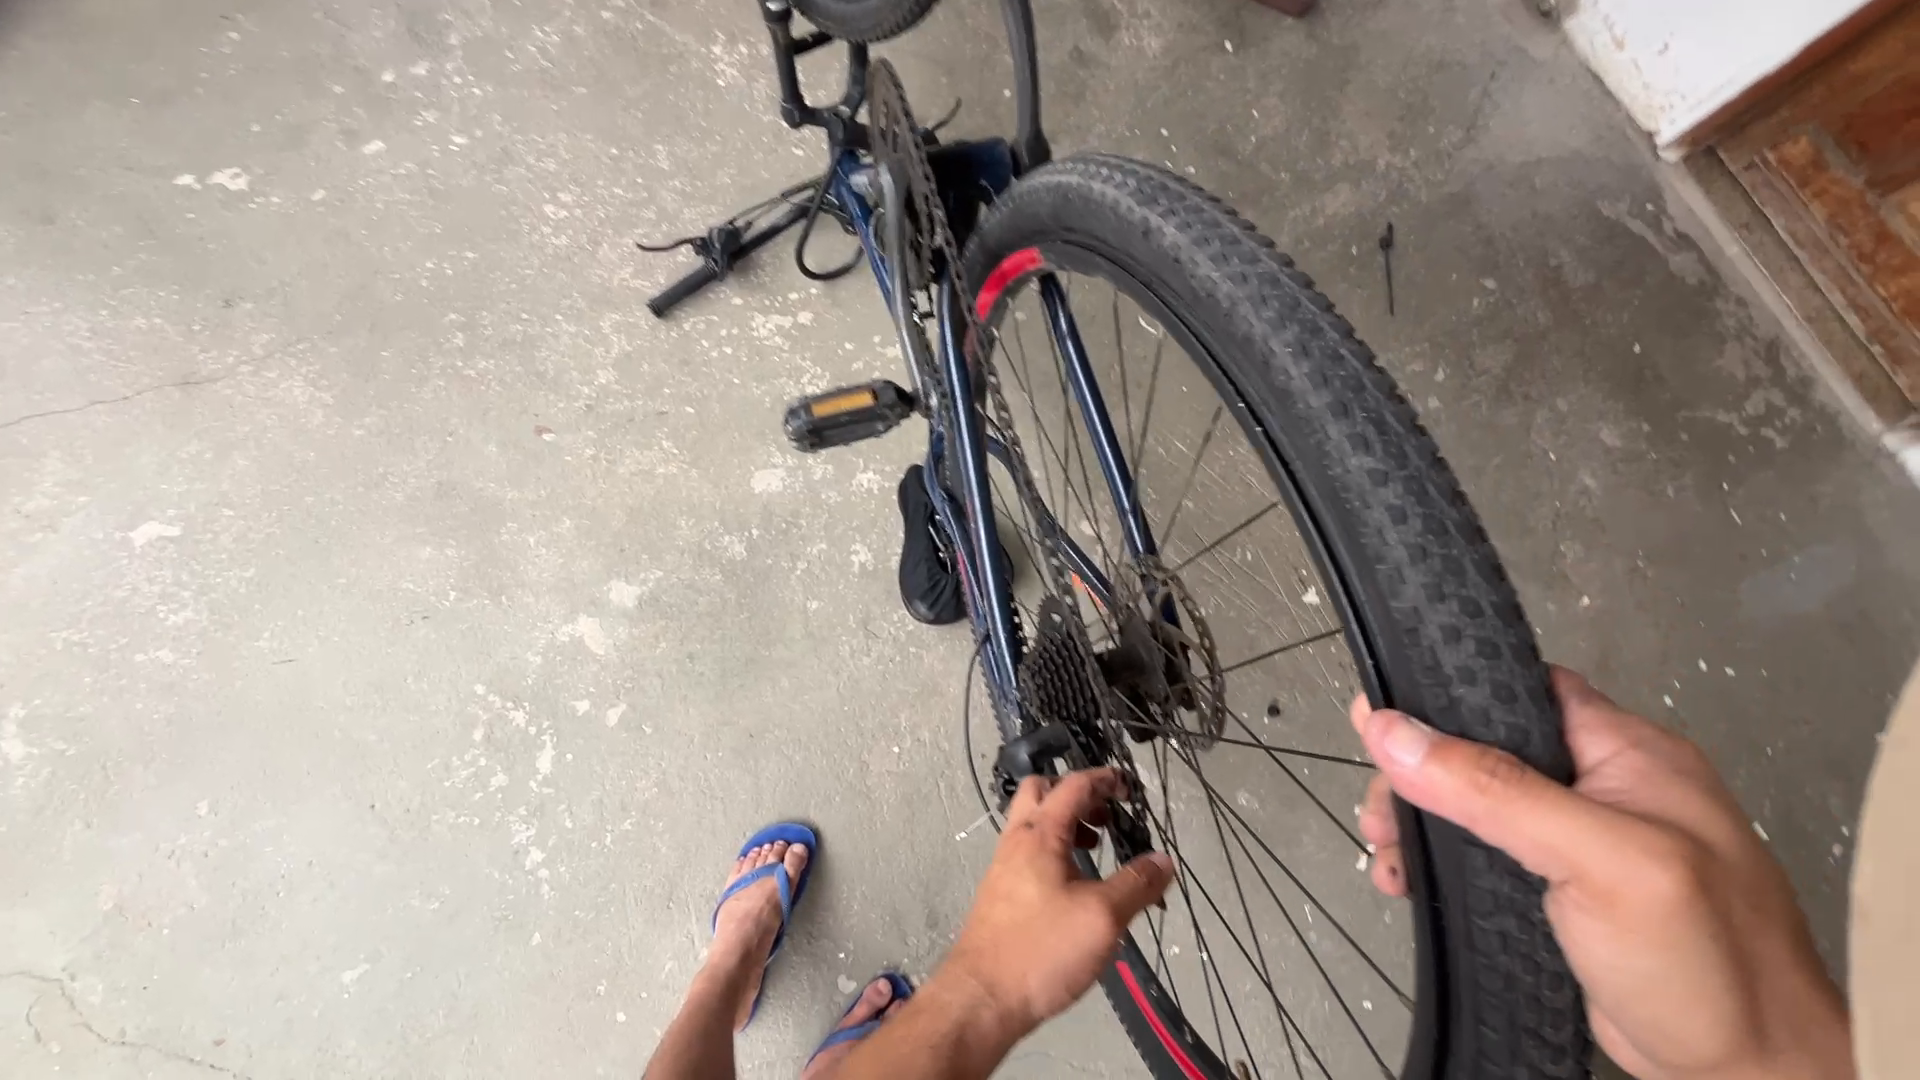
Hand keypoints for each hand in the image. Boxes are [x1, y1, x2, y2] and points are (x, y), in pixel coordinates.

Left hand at [939, 767, 1174, 1038]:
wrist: (982, 997)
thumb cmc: (1042, 949)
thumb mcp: (1103, 918)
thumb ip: (1136, 886)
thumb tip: (1164, 861)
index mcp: (1040, 833)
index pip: (1072, 785)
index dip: (1102, 778)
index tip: (1127, 785)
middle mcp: (1017, 840)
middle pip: (1042, 791)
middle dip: (1077, 794)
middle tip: (1106, 816)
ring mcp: (1004, 865)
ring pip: (1033, 822)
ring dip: (1066, 823)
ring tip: (1097, 849)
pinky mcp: (1001, 891)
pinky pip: (1029, 850)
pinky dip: (1054, 849)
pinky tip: (1075, 884)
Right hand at [1351, 667, 1852, 1079]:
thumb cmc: (1708, 964)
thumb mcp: (1599, 859)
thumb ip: (1495, 790)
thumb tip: (1392, 732)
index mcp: (1625, 753)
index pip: (1520, 689)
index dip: (1448, 693)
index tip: (1384, 714)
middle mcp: (1597, 784)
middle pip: (1479, 745)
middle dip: (1418, 772)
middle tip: (1381, 807)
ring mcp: (1575, 836)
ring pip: (1468, 799)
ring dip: (1417, 821)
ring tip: (1387, 852)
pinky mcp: (1552, 883)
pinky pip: (1474, 849)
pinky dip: (1433, 860)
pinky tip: (1409, 880)